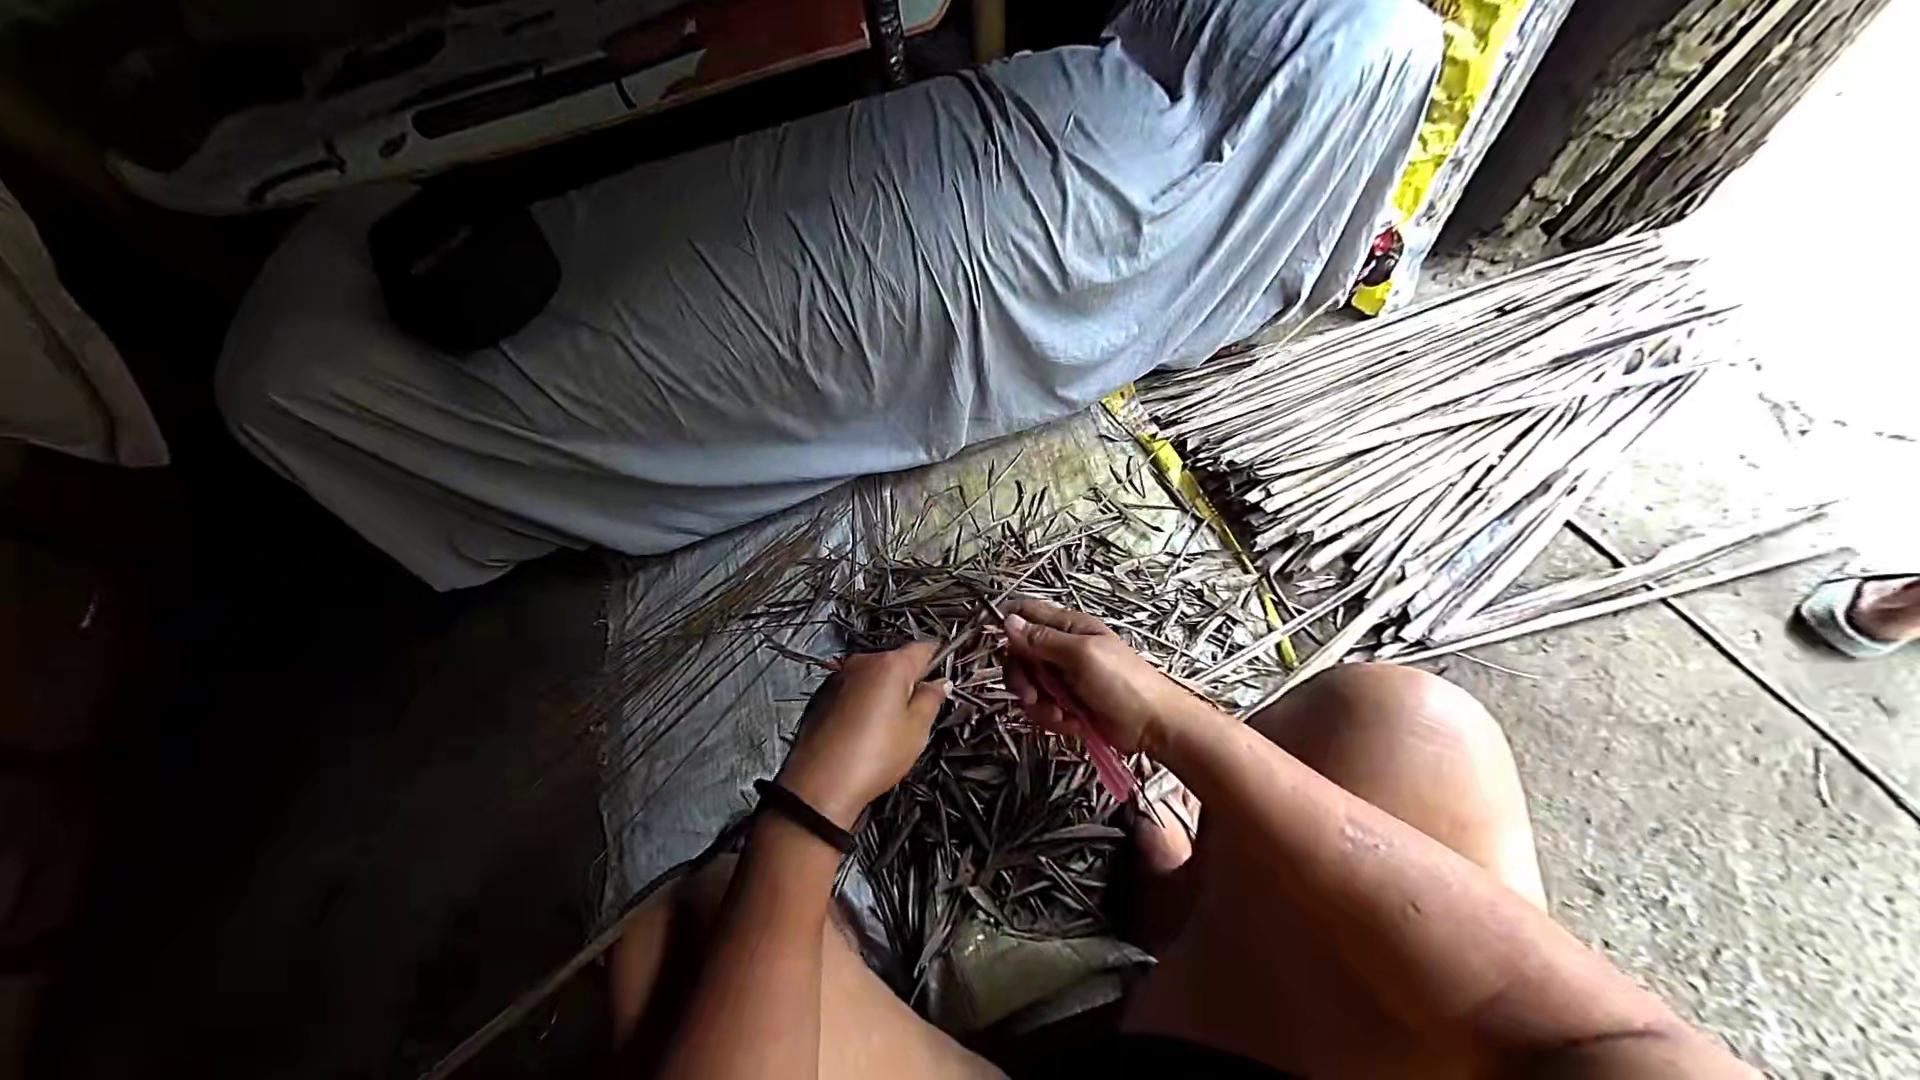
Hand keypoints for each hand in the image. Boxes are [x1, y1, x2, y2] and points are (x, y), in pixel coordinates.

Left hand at [777, 642, 948, 829]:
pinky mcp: (823, 695)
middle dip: (910, 681)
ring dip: (886, 692)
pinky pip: (855, 689)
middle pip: (897, 661)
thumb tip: (939, 683)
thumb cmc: (875, 756)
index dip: (938, 660)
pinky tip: (866, 731)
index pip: (923, 648)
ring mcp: (840, 677)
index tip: (943, 679)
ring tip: (890, 728)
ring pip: (875, 676)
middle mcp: (862, 663)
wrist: (820, 786)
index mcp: (890, 665)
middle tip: (918, 713)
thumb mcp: (916, 730)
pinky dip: (865, 702)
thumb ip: (931, 698)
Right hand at [1001, 596, 1213, 755]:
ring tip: (1062, 714)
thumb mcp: (1082, 656)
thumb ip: (1043, 640)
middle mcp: (1061, 649)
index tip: (999, 645)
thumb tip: (1008, 620)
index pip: (1025, 613)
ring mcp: (1064, 677)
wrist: (1155, 726)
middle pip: (1019, 656)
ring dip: (1039, 705)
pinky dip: (1053, 718)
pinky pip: (1043, 708)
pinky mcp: (1067, 703)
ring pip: (1029, 686)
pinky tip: (1072, 722)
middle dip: (1021, 678)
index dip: (1007, 624)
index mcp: (1067, 627)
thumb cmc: (1125, 683)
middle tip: (1032, 694)